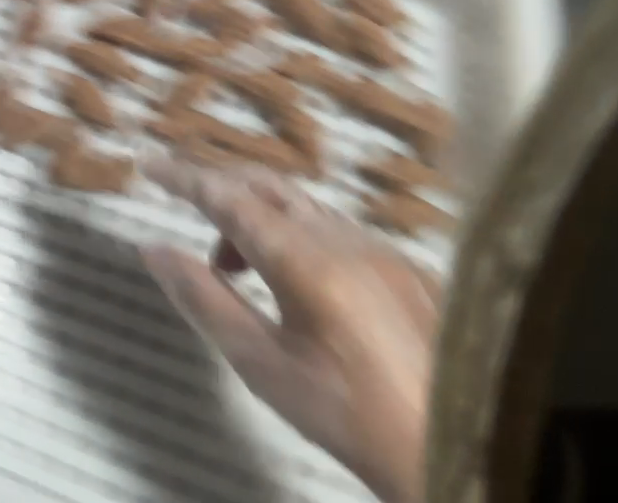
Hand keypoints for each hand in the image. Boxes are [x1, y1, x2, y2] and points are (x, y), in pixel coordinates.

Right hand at [142, 158, 438, 502]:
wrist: (471, 455)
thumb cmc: (349, 415)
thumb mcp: (260, 363)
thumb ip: (202, 297)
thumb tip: (152, 249)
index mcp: (305, 259)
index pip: (228, 198)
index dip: (182, 176)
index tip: (146, 163)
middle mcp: (347, 242)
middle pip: (269, 187)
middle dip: (219, 187)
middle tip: (182, 204)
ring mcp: (386, 255)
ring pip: (303, 207)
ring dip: (256, 216)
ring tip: (232, 266)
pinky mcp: (412, 275)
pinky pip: (335, 229)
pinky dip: (294, 232)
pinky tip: (291, 279)